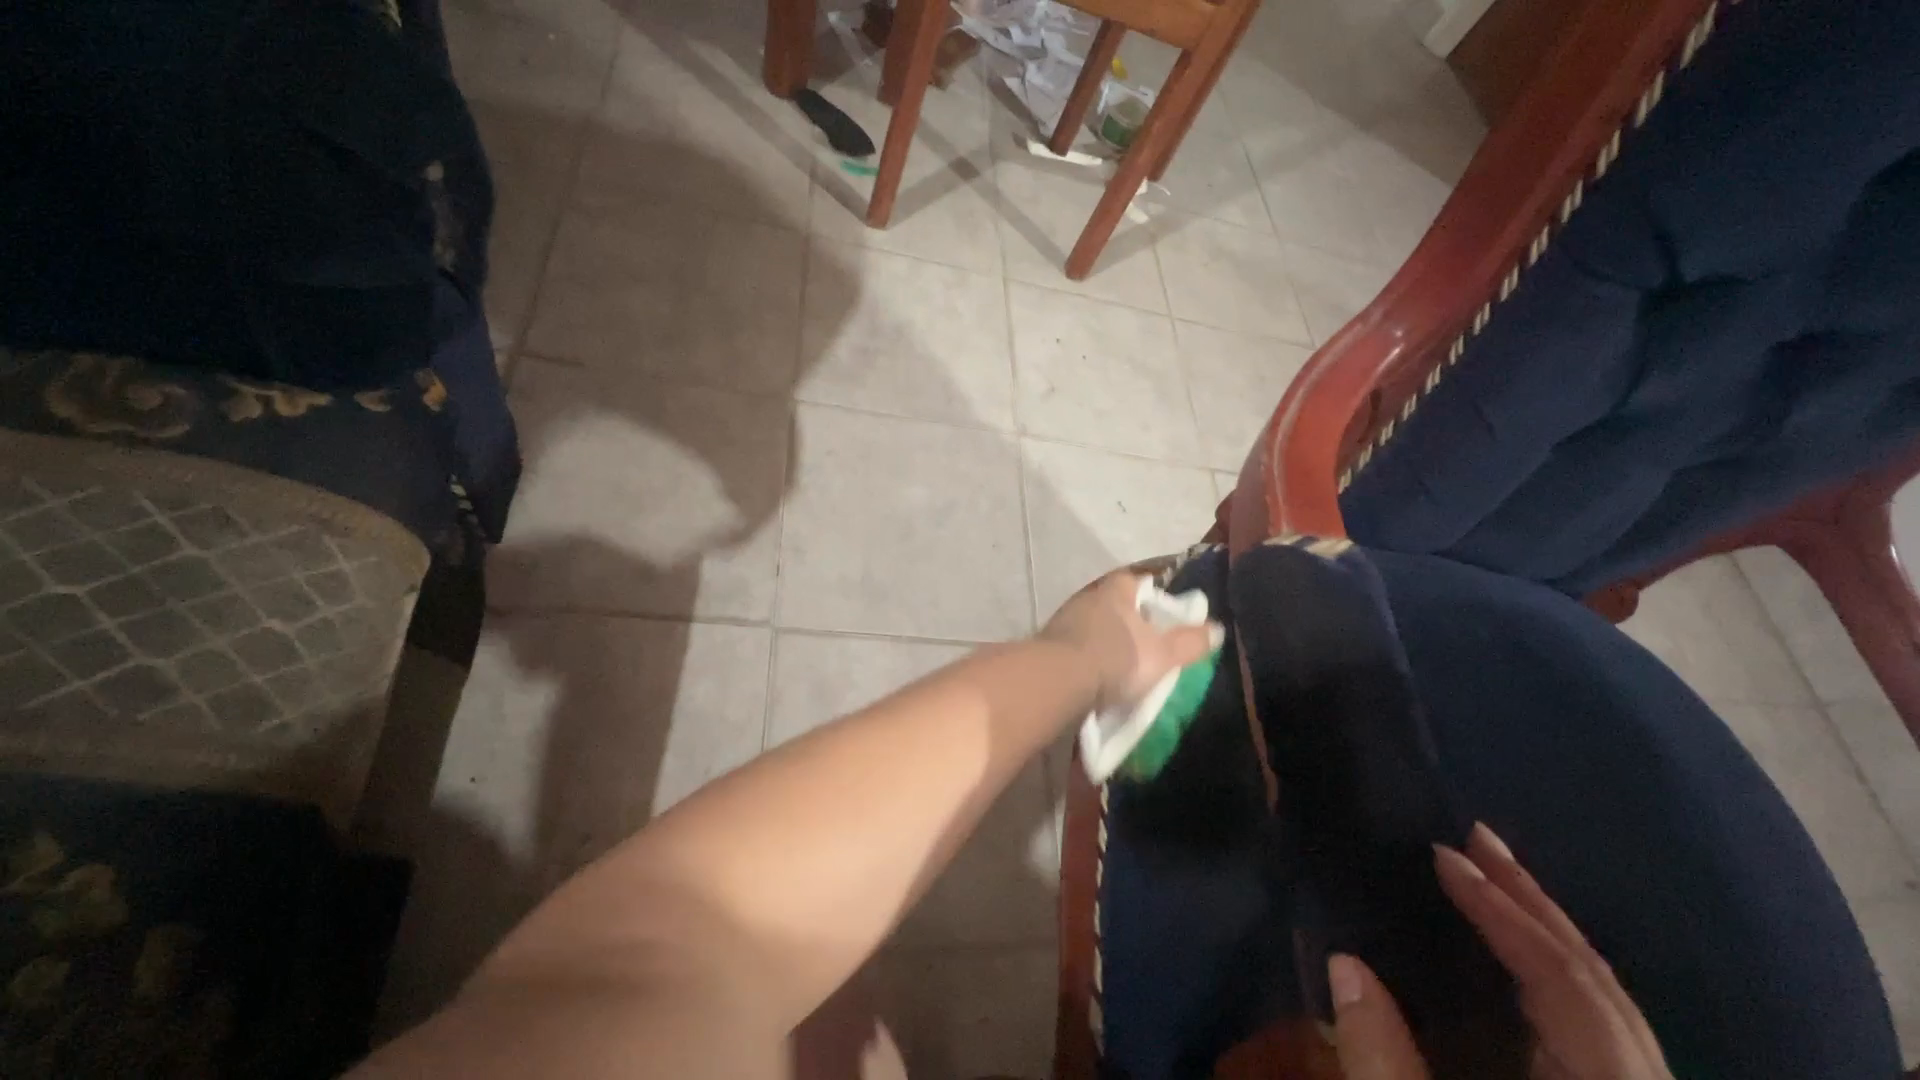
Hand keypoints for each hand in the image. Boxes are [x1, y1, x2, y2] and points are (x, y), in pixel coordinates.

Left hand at [1038, 571, 1221, 710]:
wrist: (1059, 680)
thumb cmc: (1118, 658)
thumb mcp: (1164, 654)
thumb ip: (1190, 642)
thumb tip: (1216, 629)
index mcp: (1115, 591)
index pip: (1134, 580)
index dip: (1150, 594)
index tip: (1161, 614)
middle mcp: (1087, 597)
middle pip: (1111, 603)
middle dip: (1125, 620)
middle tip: (1142, 642)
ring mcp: (1062, 620)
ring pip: (1089, 624)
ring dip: (1101, 639)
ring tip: (1116, 663)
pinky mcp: (1046, 645)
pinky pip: (1071, 646)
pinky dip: (1082, 656)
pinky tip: (1091, 674)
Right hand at [1328, 823, 1672, 1079]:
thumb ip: (1384, 1060)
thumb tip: (1343, 964)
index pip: (1561, 981)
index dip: (1503, 912)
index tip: (1447, 856)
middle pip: (1595, 978)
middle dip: (1531, 901)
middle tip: (1475, 838)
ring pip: (1605, 998)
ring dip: (1545, 929)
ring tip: (1491, 875)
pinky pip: (1599, 1020)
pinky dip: (1556, 970)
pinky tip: (1516, 950)